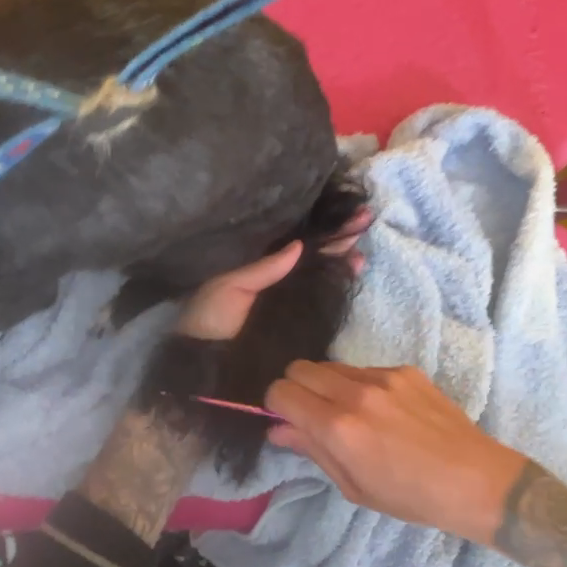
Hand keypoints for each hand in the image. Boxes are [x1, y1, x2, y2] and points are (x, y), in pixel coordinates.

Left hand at [174, 208, 371, 340]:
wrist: (200, 352)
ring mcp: (290, 299)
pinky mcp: (296, 321)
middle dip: (342, 238)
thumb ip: (265, 268)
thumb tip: (299, 244)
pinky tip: (352, 273)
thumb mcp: (233, 285)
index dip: (324, 229)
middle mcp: (280, 278)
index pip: (300, 242)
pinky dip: (338, 287)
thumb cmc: (209, 312)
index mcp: (264, 265)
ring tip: (360, 254)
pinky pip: (320, 301)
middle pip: (317, 254)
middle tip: (366, 219)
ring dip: (344, 261)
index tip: (349, 214)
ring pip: (323, 274)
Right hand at [263, 362, 525, 544]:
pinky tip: (382, 411)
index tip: (287, 420)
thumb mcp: (352, 485)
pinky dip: (358, 385)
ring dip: (327, 385)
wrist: (476, 480)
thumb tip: (277, 429)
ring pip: (330, 365)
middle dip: (296, 388)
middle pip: (300, 368)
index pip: (281, 391)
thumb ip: (312, 450)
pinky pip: (363, 369)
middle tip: (311, 414)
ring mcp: (383, 378)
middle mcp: (355, 394)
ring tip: (348, 413)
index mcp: (338, 427)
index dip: (276, 405)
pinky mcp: (405, 371)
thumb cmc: (410, 496)